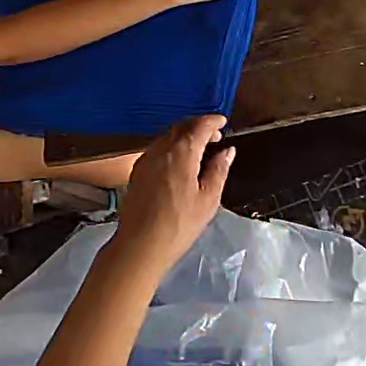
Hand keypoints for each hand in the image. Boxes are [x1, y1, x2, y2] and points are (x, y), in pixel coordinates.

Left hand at [109, 115, 234, 276]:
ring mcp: (145, 159)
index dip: (213, 121)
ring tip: (199, 149)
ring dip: (184, 136)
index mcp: (181, 152)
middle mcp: (161, 149)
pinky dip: (171, 147)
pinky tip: (178, 162)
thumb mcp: (208, 199)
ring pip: (167, 136)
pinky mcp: (137, 170)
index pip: (199, 126)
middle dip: (198, 126)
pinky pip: (157, 148)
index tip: (223, 122)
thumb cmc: (179, 224)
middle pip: (181, 126)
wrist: (140, 244)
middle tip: (214, 136)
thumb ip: (219, 170)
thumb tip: (227, 151)